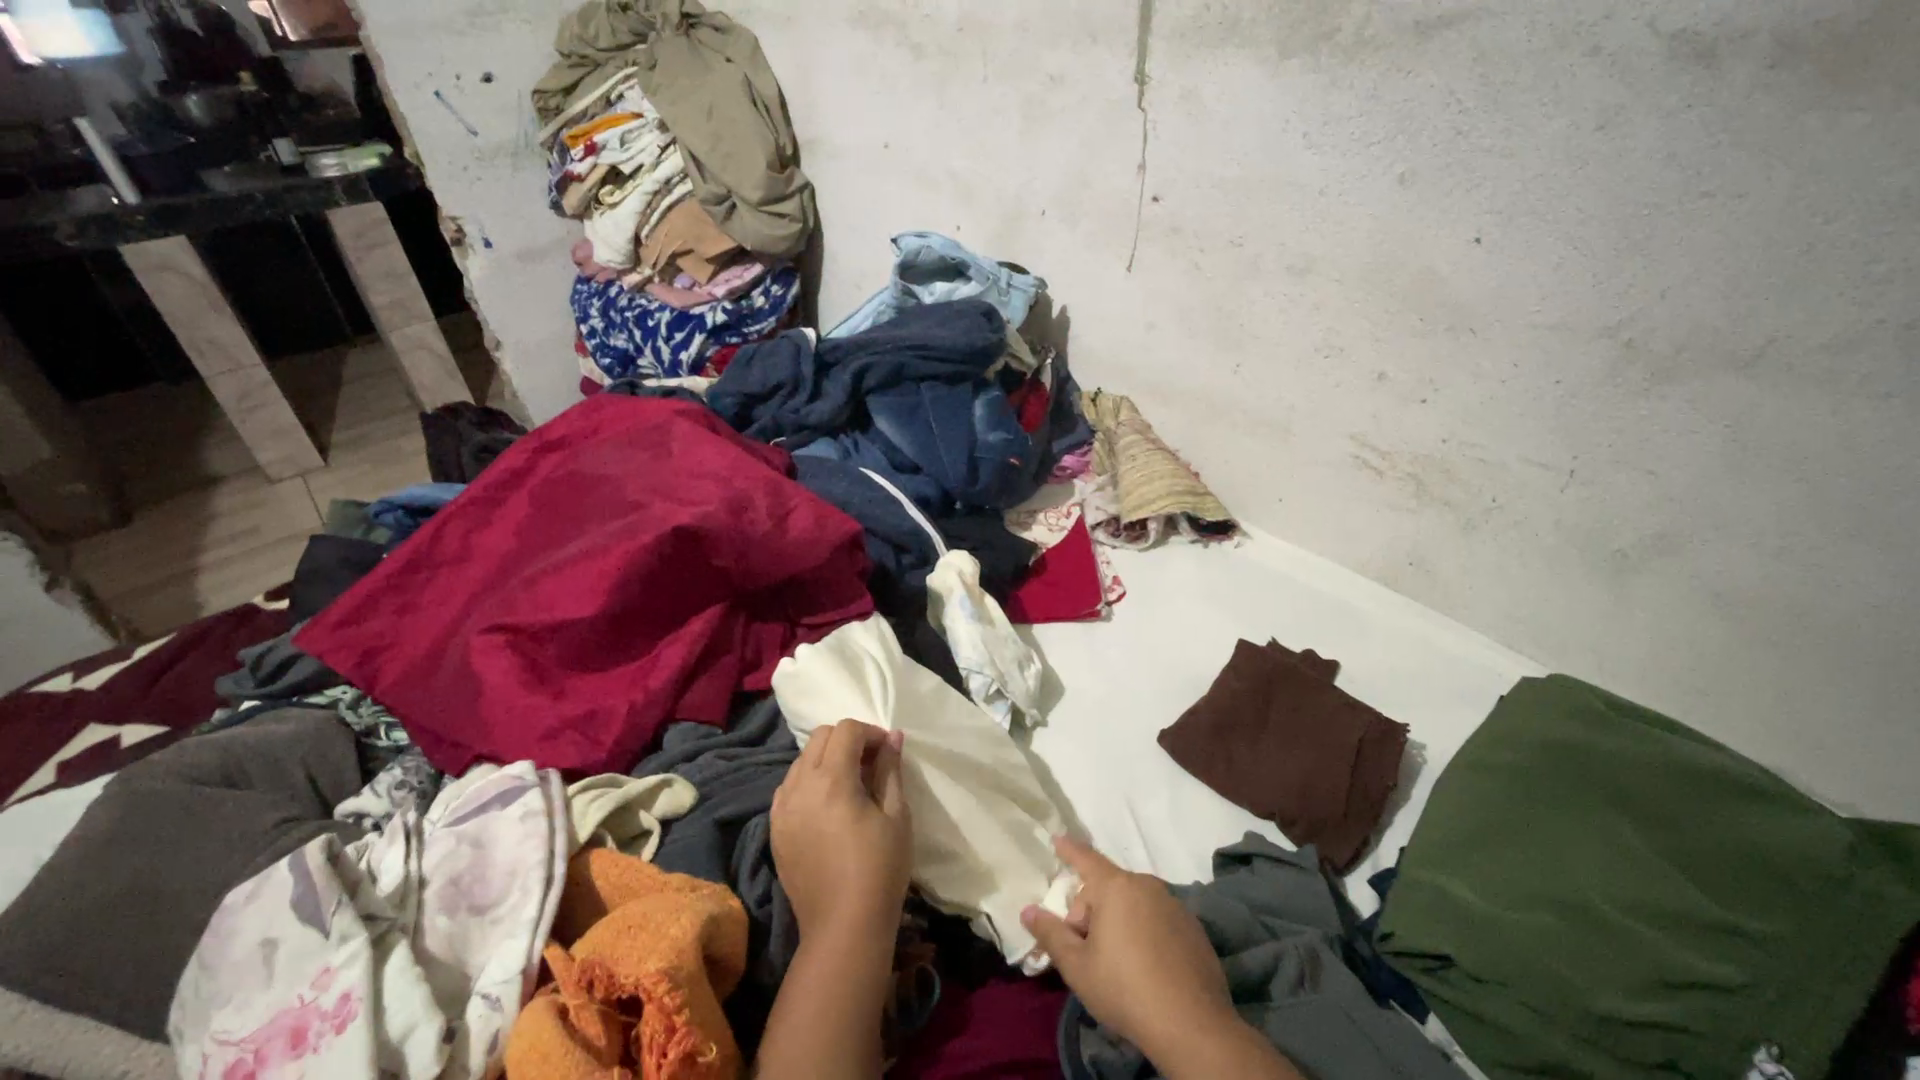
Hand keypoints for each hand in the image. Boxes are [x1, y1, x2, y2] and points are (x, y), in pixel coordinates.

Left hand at [771, 720, 911, 938]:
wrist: (843, 926)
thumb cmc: (880, 870)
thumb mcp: (896, 816)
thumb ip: (891, 770)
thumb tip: (893, 737)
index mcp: (831, 780)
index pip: (846, 730)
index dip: (871, 733)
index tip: (888, 752)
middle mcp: (799, 786)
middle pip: (819, 737)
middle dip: (847, 741)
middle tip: (871, 764)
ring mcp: (781, 808)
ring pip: (800, 761)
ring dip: (825, 760)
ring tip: (850, 786)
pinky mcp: (774, 829)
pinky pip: (789, 788)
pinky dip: (808, 783)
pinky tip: (827, 807)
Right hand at [1023, 836, 1234, 1062]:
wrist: (1192, 1026)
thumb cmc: (1124, 990)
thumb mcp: (1077, 966)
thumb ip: (1051, 933)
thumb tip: (1028, 910)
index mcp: (1116, 888)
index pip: (1086, 859)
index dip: (1069, 850)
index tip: (1057, 839)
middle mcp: (1147, 886)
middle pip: (1108, 889)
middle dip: (1092, 912)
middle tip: (1086, 951)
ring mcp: (1175, 906)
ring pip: (1134, 904)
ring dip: (1119, 922)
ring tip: (1118, 964)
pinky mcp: (1194, 928)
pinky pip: (1158, 919)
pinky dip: (1145, 933)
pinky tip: (1147, 968)